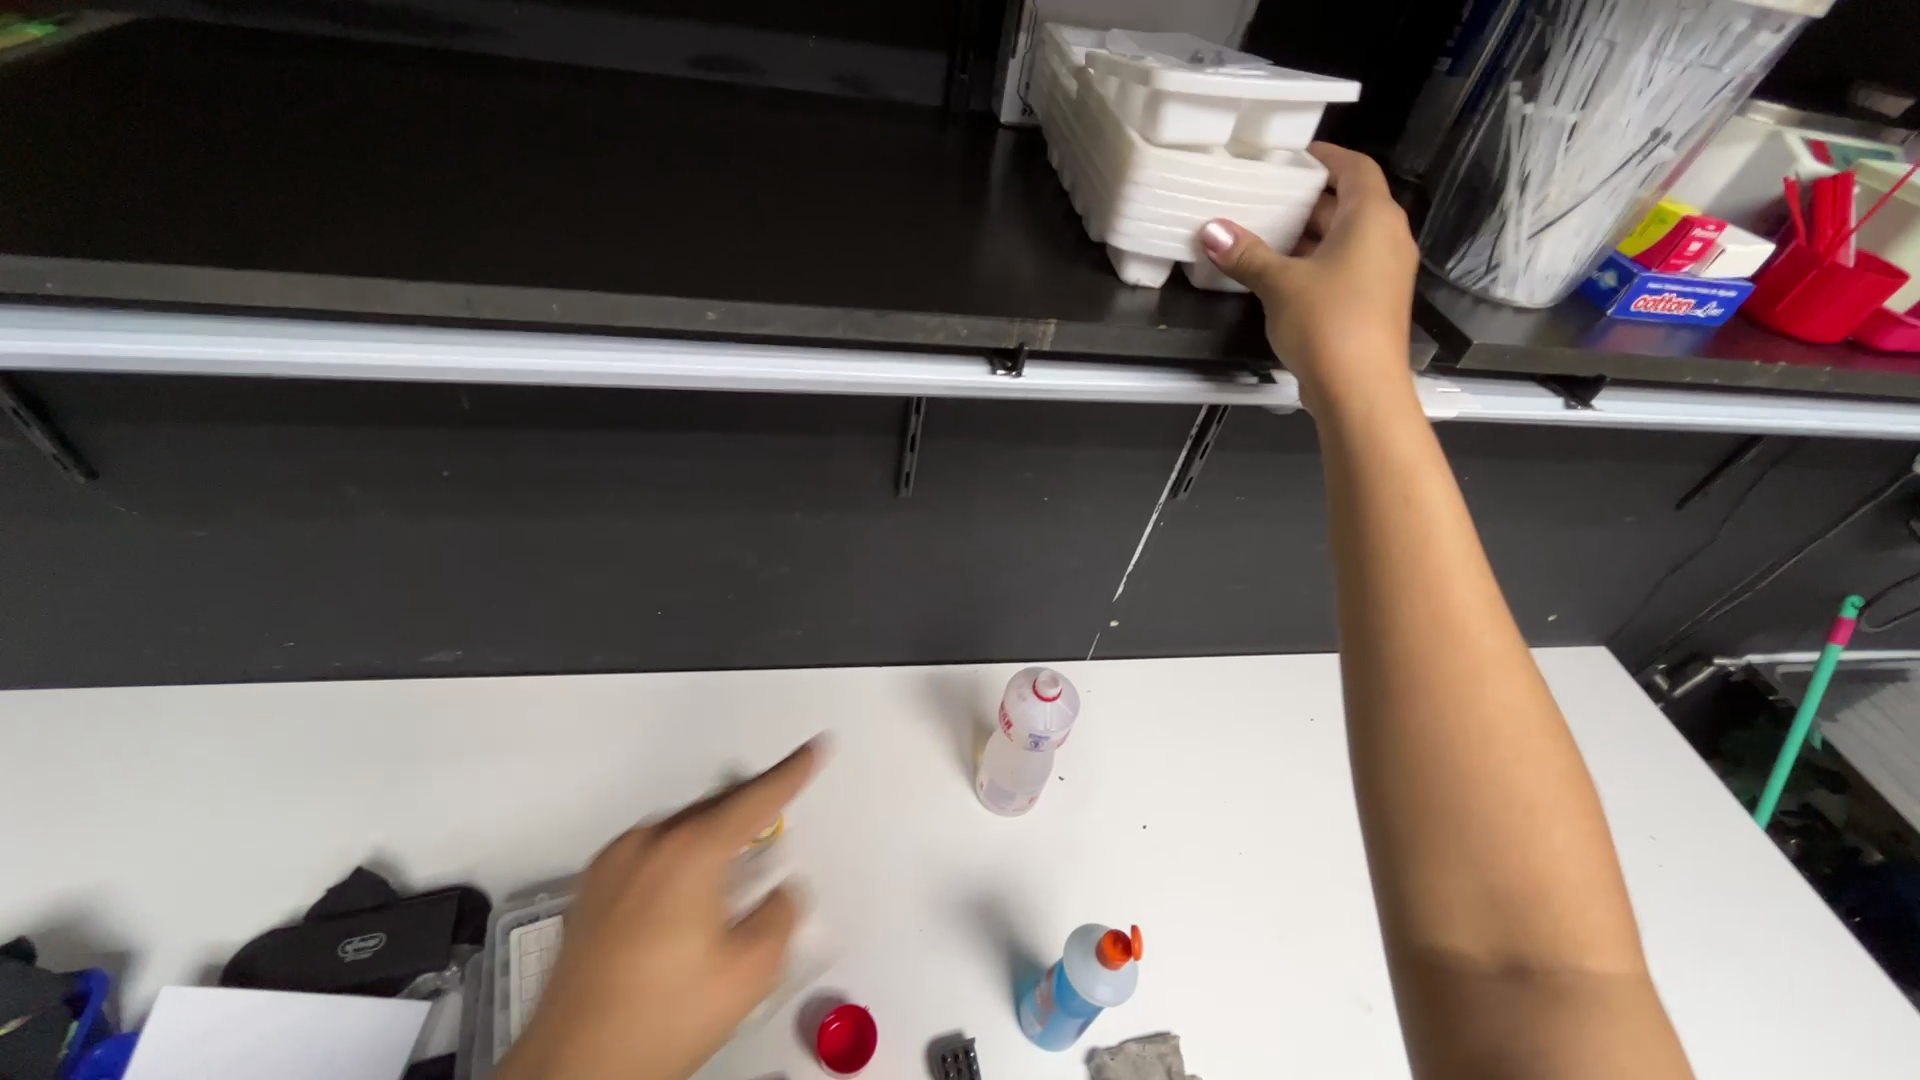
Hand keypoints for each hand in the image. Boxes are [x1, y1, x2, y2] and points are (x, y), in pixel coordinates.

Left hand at [496, 740, 822, 1079]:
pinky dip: (678, 860)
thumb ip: (781, 913)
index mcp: (689, 853)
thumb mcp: (751, 970)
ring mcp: (613, 864)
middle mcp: (647, 844)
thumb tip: (779, 892)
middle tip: (769, 841)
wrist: (575, 1068)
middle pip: (714, 810)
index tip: (814, 749)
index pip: (755, 799)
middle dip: (748, 815)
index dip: (792, 772)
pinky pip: (650, 852)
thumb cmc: (662, 1018)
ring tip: (726, 889)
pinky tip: (684, 906)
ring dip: (711, 842)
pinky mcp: (592, 888)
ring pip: (680, 830)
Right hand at [1197, 142, 1418, 411]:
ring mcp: (1385, 272)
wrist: (1361, 389)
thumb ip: (1246, 254)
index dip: (1328, 157)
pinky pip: (1348, 265)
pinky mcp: (1375, 302)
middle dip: (1311, 199)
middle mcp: (1387, 237)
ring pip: (1348, 238)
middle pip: (1351, 203)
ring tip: (1269, 232)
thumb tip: (1210, 230)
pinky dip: (1319, 260)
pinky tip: (1285, 274)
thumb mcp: (1279, 284)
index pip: (1356, 168)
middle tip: (1270, 195)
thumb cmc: (1327, 322)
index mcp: (1372, 218)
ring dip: (1312, 233)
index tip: (1297, 156)